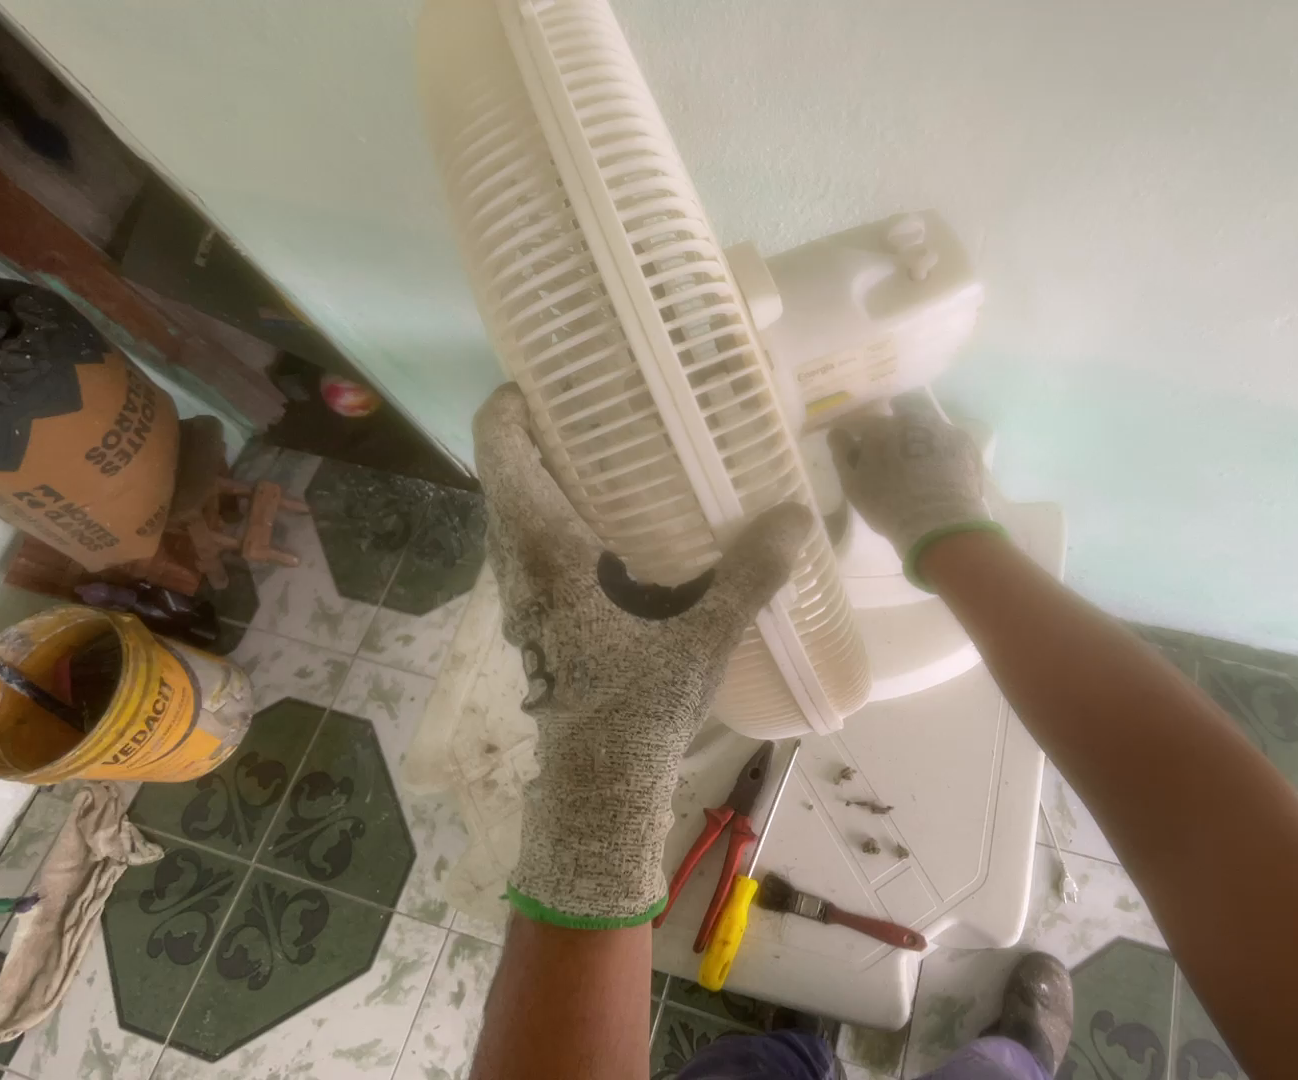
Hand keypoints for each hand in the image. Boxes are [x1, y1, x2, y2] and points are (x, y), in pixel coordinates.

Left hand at [474, 384, 811, 927]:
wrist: (597, 786)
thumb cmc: (637, 709)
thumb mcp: (701, 639)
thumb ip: (748, 577)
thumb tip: (795, 517)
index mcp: (547, 555)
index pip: (502, 457)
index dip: (512, 406)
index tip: (549, 374)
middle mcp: (522, 566)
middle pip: (510, 476)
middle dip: (543, 433)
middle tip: (603, 405)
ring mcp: (525, 595)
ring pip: (521, 514)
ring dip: (551, 476)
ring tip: (612, 452)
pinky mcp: (541, 618)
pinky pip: (538, 546)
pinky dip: (563, 515)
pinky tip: (620, 526)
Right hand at [827, 390, 1003, 588]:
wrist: (938, 523)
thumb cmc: (888, 506)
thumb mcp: (853, 485)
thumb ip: (842, 454)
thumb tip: (837, 433)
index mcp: (880, 428)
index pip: (862, 421)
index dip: (857, 431)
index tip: (856, 441)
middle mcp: (912, 419)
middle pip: (900, 410)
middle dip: (895, 421)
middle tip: (893, 443)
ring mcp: (942, 429)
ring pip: (927, 422)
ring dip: (921, 431)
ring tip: (919, 454)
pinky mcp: (965, 445)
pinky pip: (949, 439)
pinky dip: (942, 448)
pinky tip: (942, 466)